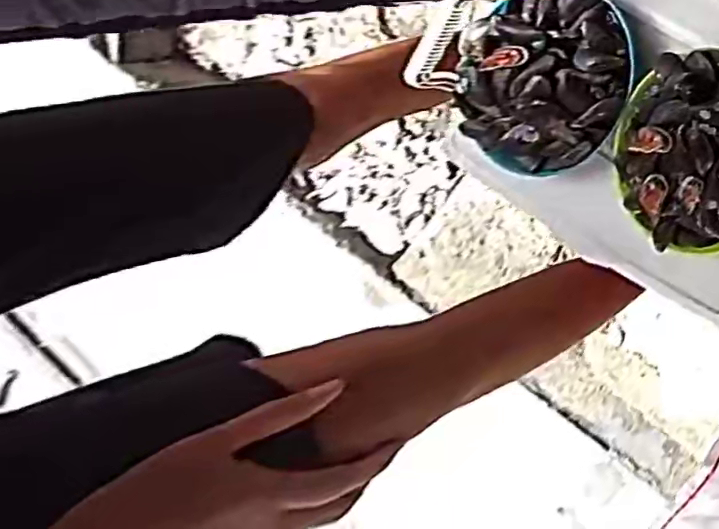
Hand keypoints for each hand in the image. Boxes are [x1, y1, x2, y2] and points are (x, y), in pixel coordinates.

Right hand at [52, 380, 400, 528]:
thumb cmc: (140, 497)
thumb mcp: (211, 442)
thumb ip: (280, 412)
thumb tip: (336, 384)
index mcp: (267, 495)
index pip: (344, 481)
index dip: (376, 460)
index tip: (396, 440)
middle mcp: (264, 525)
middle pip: (336, 507)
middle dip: (363, 479)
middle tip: (379, 451)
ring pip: (312, 524)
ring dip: (337, 497)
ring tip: (350, 465)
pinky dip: (304, 511)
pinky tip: (301, 488)